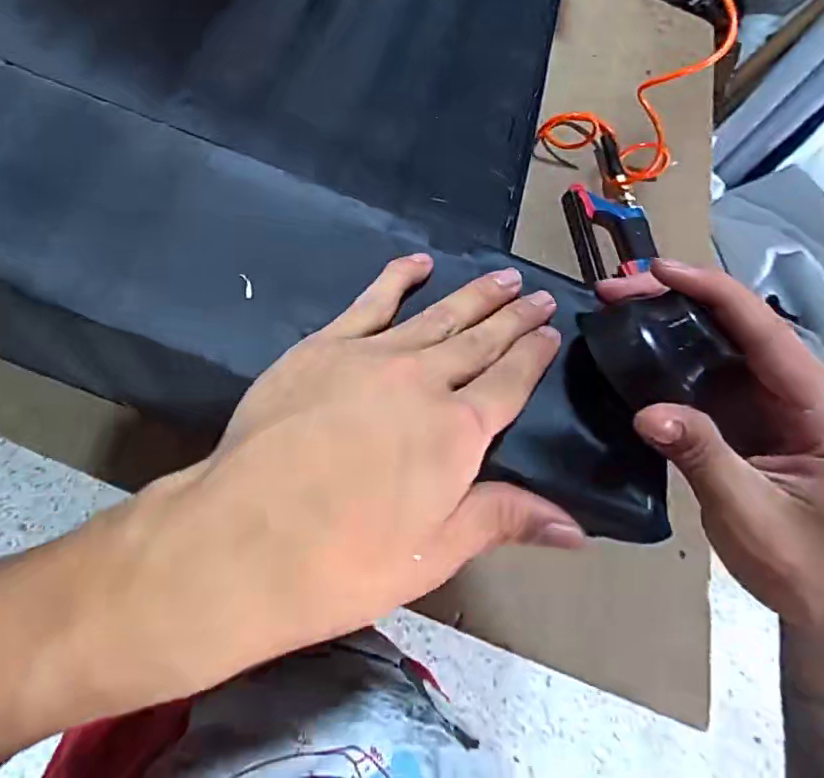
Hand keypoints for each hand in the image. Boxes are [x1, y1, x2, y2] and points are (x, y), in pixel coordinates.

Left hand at [83, 254, 585, 706]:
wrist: (245, 536)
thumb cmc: (344, 560)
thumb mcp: (433, 553)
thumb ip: (503, 520)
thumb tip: (578, 528)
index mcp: (457, 432)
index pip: (510, 382)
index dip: (534, 355)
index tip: (552, 331)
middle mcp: (423, 381)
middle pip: (480, 341)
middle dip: (513, 318)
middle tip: (538, 294)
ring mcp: (371, 356)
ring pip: (436, 316)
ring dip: (473, 295)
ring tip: (501, 277)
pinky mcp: (324, 346)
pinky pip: (370, 302)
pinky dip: (398, 279)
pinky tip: (417, 264)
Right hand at [597, 260, 823, 628]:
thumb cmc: (811, 574)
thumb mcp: (753, 518)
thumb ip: (704, 459)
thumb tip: (646, 413)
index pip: (771, 336)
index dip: (715, 294)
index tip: (660, 270)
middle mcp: (816, 400)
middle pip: (747, 333)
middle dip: (683, 304)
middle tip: (619, 291)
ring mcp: (792, 411)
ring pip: (732, 352)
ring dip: (677, 329)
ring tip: (622, 311)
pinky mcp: (768, 424)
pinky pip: (722, 381)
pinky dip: (681, 363)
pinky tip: (644, 354)